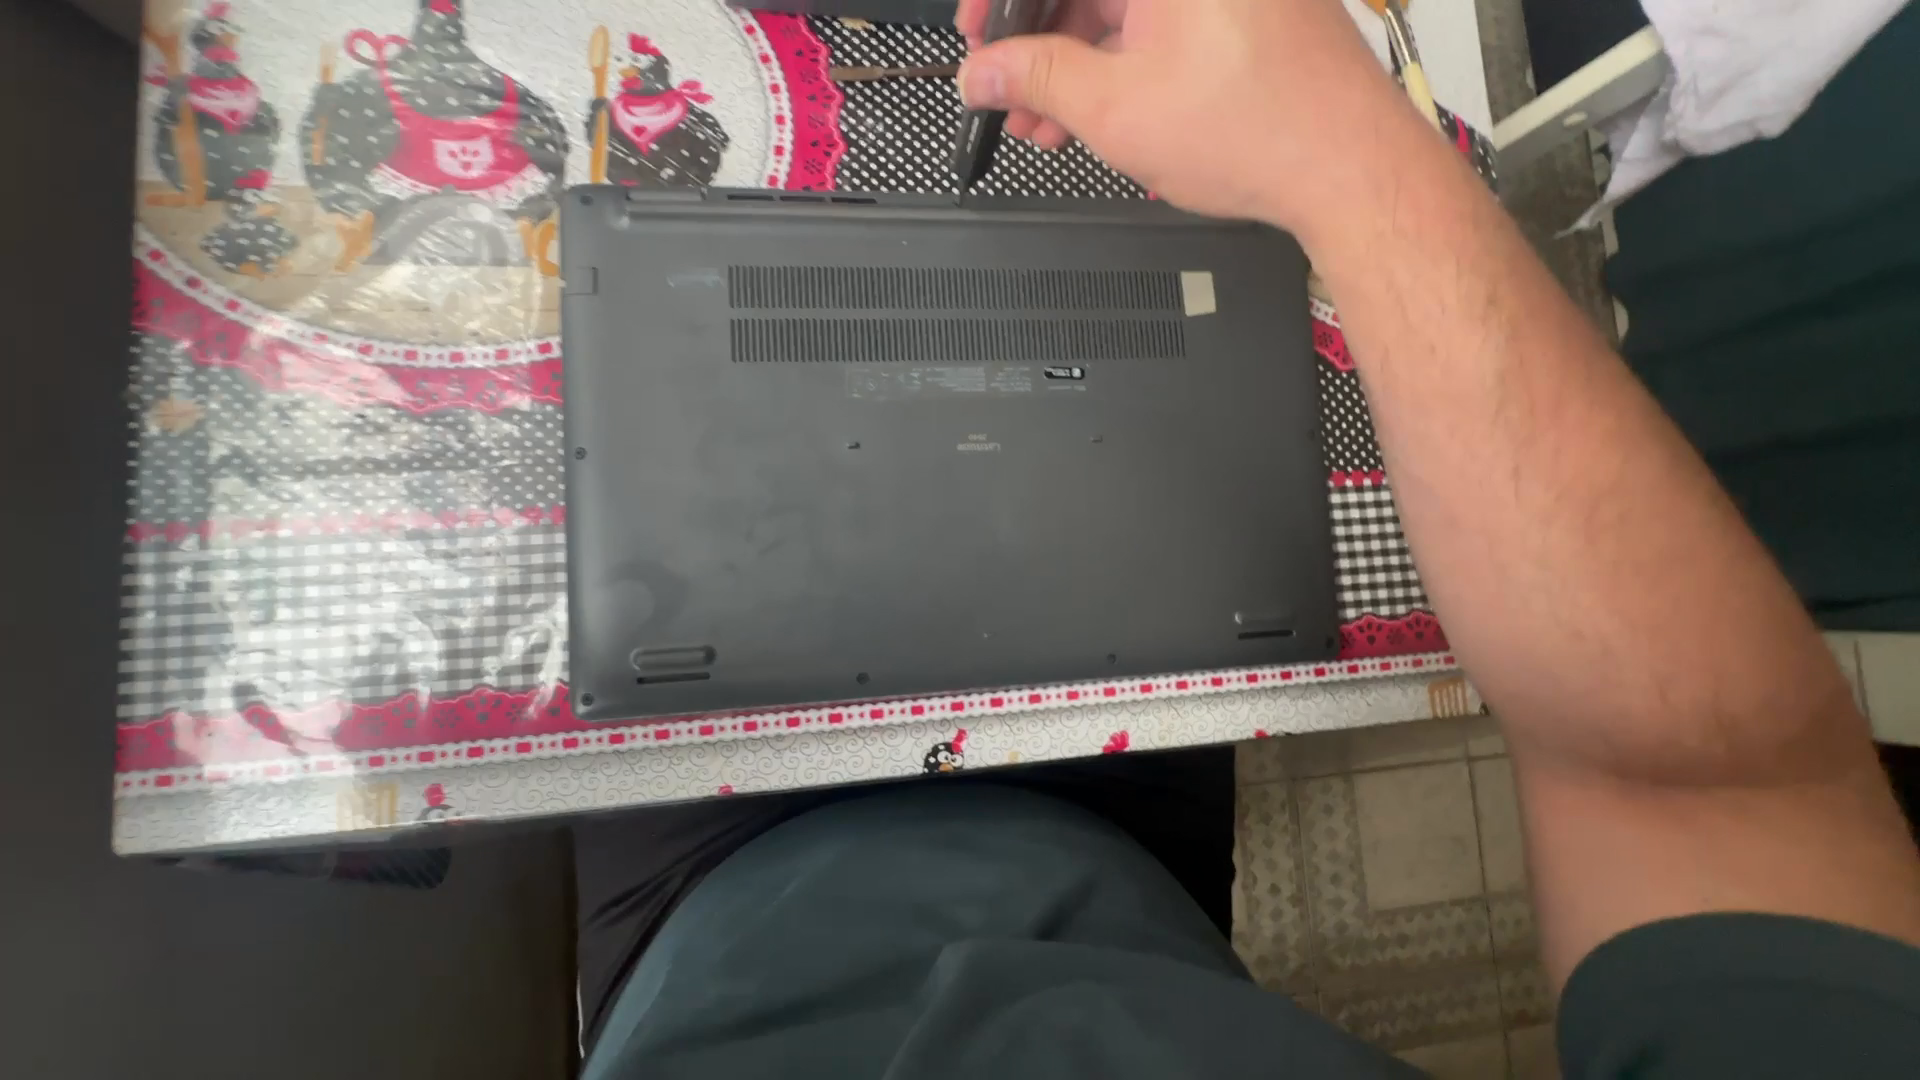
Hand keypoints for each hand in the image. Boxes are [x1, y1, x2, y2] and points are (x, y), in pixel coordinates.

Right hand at [954, 0, 1419, 234]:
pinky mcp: (1228, 6)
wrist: (1342, 163)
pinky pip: (1151, 21)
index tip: (978, 41)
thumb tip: (986, 71)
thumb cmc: (1260, 128)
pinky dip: (1113, 65)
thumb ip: (1038, 80)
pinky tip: (1091, 112)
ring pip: (1115, 6)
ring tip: (1045, 124)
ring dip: (1070, 64)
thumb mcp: (1116, 109)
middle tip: (1005, 93)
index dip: (1003, 4)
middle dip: (1035, 43)